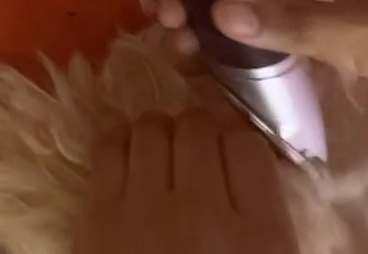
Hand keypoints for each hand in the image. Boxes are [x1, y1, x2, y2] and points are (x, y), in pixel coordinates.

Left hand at [78, 108, 295, 253]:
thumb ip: (269, 231)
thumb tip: (254, 168)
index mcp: (260, 241)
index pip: (249, 147)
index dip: (244, 142)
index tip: (239, 151)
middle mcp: (201, 211)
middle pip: (198, 127)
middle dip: (203, 129)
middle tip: (203, 147)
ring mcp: (143, 205)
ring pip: (152, 127)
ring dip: (164, 132)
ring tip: (168, 153)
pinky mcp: (97, 209)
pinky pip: (110, 144)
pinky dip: (124, 141)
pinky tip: (133, 159)